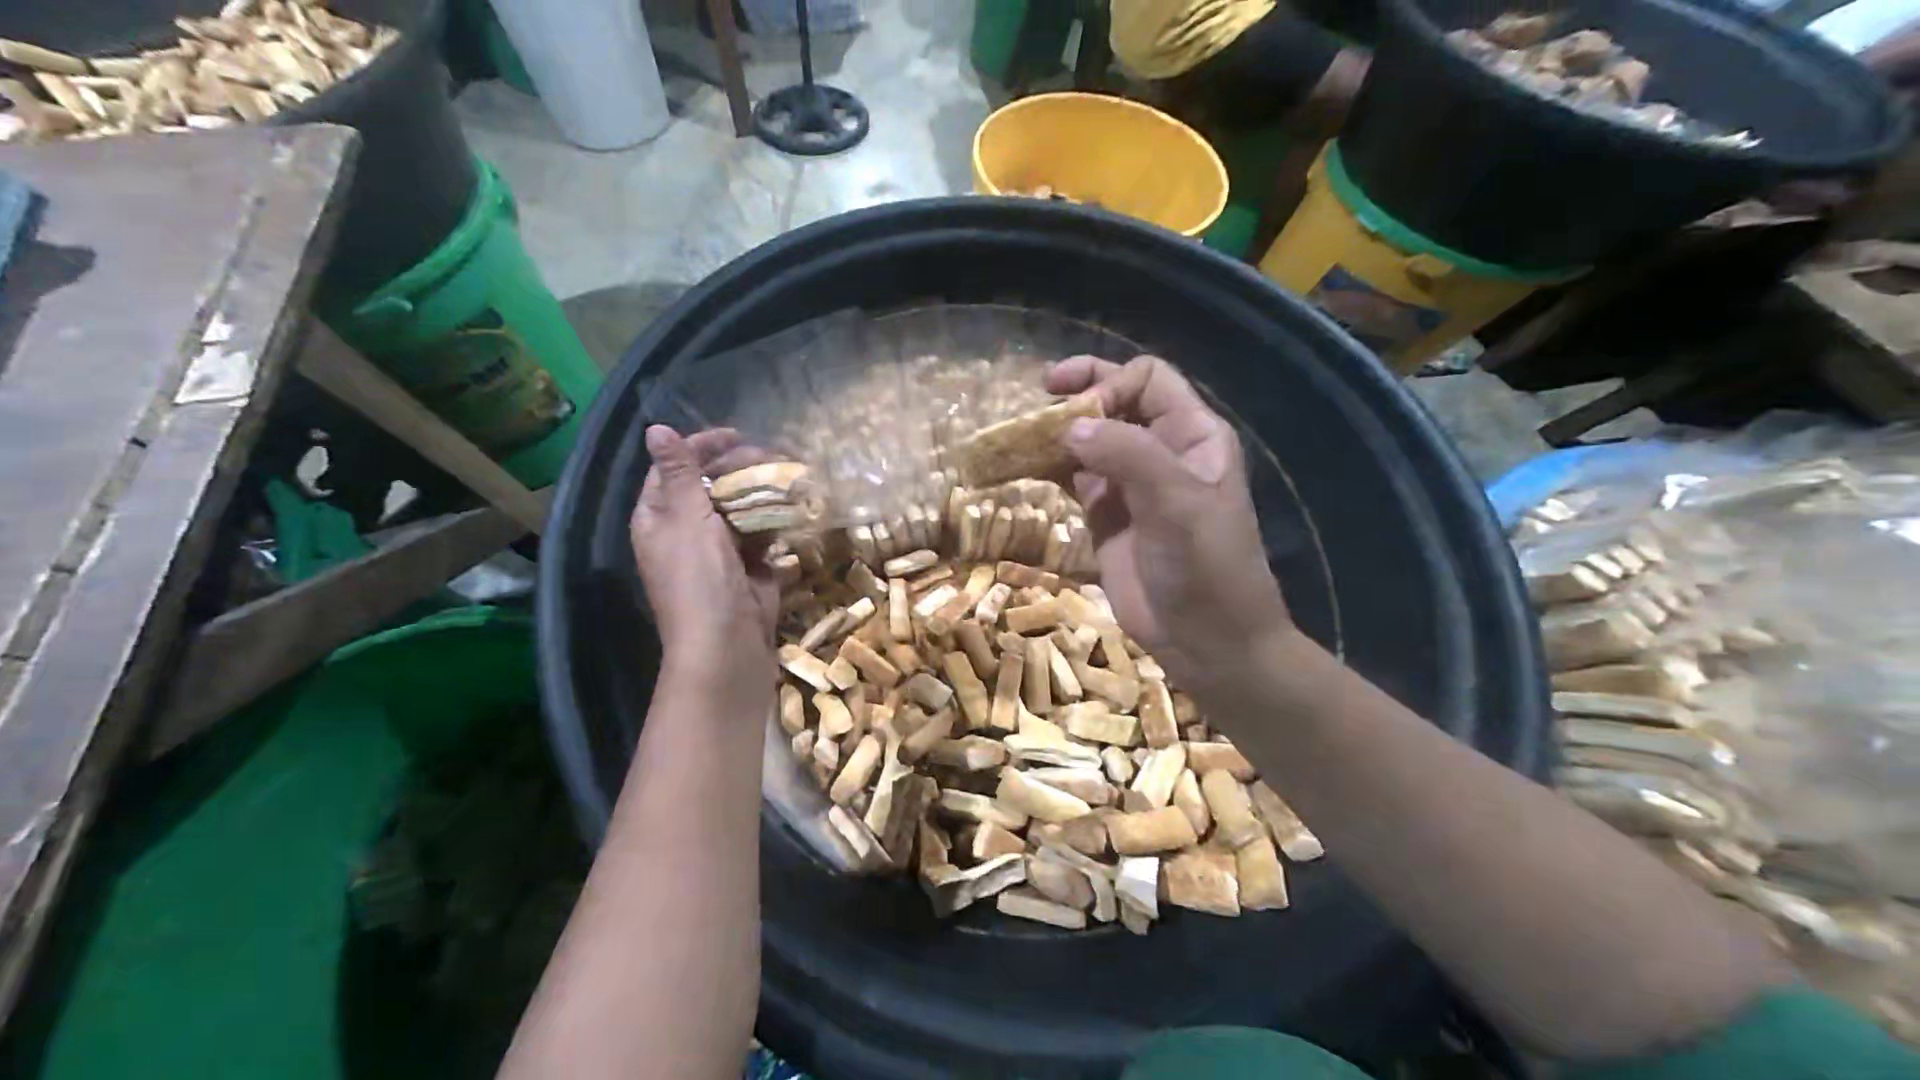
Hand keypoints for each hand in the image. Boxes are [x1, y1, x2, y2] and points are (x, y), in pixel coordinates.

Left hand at [629, 425, 779, 674]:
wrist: (727, 648)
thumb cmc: (699, 580)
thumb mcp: (687, 519)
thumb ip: (680, 473)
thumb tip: (655, 428)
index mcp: (658, 520)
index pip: (673, 471)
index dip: (701, 448)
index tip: (737, 436)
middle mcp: (685, 534)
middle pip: (711, 489)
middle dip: (740, 470)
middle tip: (772, 458)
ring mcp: (719, 555)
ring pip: (740, 513)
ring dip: (762, 495)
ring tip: (790, 478)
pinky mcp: (749, 572)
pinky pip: (762, 539)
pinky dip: (777, 524)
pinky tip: (796, 511)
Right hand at [1046, 356, 1294, 690]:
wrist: (1207, 640)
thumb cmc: (1206, 567)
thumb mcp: (1177, 503)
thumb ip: (1128, 455)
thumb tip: (1070, 426)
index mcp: (1193, 435)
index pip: (1148, 380)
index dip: (1109, 384)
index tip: (1076, 413)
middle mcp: (1161, 451)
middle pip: (1115, 402)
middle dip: (1078, 395)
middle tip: (1038, 396)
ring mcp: (1130, 485)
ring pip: (1088, 440)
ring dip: (1056, 433)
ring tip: (1018, 436)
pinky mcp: (1105, 517)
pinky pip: (1073, 479)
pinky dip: (1047, 469)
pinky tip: (1021, 468)